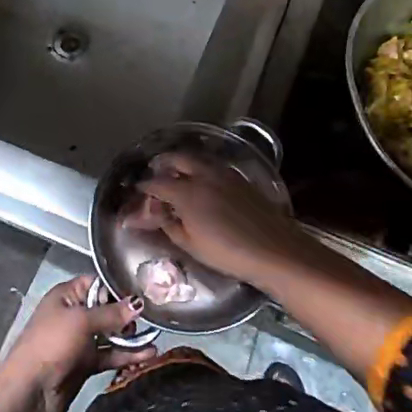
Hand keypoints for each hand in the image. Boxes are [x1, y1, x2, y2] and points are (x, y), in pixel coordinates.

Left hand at [0, 275, 156, 411]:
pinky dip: (127, 354)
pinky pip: (111, 354)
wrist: (30, 391)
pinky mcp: (86, 362)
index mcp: (67, 295)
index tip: (143, 291)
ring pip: (111, 333)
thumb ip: (111, 313)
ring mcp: (81, 339)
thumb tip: (138, 303)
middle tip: (149, 317)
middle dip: (128, 312)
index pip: (97, 283)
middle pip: (107, 308)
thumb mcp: (81, 321)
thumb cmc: (52, 344)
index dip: (118, 287)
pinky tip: (148, 354)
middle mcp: (75, 314)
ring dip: (131, 335)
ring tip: (155, 335)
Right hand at [125, 152, 315, 287]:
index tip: (138, 189)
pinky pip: (214, 165)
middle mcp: (203, 175)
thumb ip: (169, 225)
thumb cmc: (227, 252)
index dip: (145, 185)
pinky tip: (203, 180)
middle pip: (177, 158)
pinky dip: (202, 167)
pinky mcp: (240, 178)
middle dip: (163, 162)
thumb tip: (156, 213)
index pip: (157, 182)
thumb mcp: (190, 245)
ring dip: (183, 162)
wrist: (273, 249)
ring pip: (197, 159)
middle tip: (156, 171)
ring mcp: (224, 173)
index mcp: (186, 192)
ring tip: (178, 173)